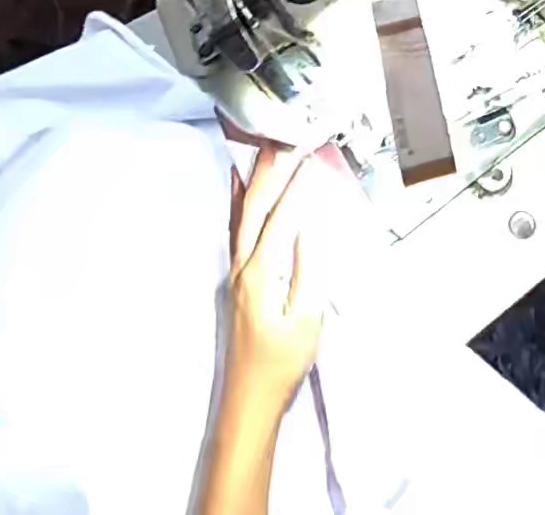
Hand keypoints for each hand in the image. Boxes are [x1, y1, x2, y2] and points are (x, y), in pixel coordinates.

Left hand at [226, 140, 322, 416]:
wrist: (248, 404)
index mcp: (261, 274)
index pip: (282, 219)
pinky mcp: (236, 281)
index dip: (297, 188)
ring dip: (253, 182)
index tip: (310, 157)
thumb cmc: (283, 363)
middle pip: (254, 209)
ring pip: (242, 216)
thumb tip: (309, 226)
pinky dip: (238, 204)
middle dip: (269, 172)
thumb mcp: (307, 318)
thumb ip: (307, 268)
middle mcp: (241, 267)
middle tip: (282, 140)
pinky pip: (236, 231)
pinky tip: (238, 189)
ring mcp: (234, 273)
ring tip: (261, 151)